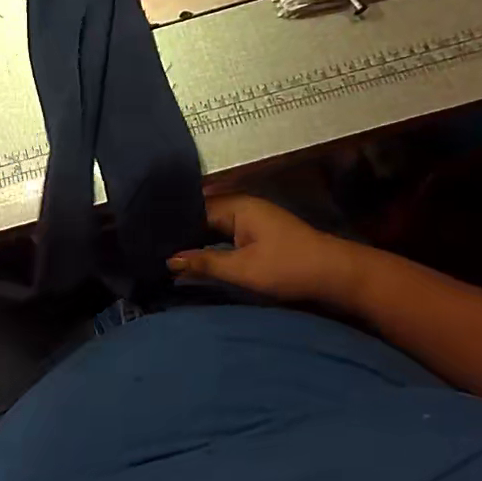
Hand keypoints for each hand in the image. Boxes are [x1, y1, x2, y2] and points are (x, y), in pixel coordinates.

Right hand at [167, 195, 364, 304]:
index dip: (170, 223)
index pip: (193, 208)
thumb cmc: (288, 268)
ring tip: (164, 251)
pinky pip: (225, 233)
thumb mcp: (242, 269)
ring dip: (195, 238)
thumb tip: (168, 259)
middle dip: (180, 230)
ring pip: (213, 226)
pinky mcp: (259, 233)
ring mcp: (252, 218)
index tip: (145, 236)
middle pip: (202, 215)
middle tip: (149, 245)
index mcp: (237, 205)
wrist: (336, 275)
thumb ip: (204, 263)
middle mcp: (243, 205)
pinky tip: (196, 256)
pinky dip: (210, 243)